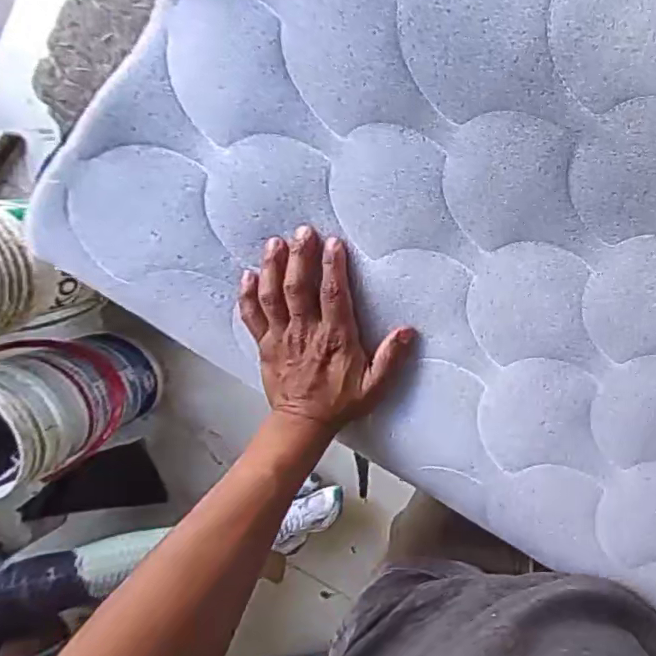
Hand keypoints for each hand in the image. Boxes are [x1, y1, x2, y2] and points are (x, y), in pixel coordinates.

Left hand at [237, 226, 416, 430]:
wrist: (302, 424)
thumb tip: (407, 332)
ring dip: (273, 267)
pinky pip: (253, 315)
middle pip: (299, 288)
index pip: (334, 295)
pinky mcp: (265, 344)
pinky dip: (248, 294)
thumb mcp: (374, 385)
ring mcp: (281, 337)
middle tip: (302, 231)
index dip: (333, 268)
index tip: (333, 244)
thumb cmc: (340, 403)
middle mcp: (305, 332)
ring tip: (275, 242)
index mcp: (334, 338)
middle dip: (300, 257)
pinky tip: (248, 275)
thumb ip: (391, 358)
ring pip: (273, 296)